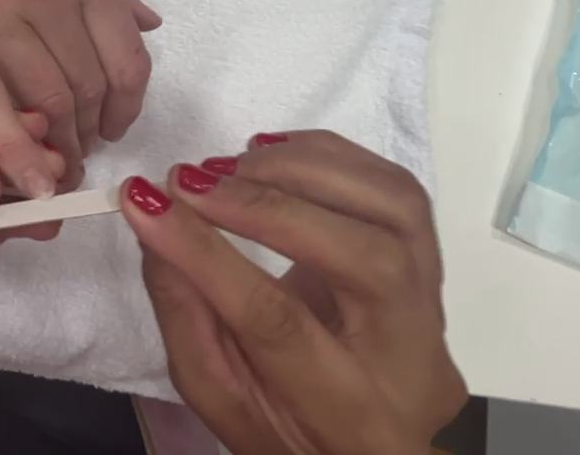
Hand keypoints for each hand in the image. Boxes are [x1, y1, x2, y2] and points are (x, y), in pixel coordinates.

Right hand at [0, 0, 159, 197]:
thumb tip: (148, 22)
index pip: (126, 57)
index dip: (127, 106)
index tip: (112, 127)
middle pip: (86, 86)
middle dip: (89, 132)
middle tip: (76, 152)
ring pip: (41, 99)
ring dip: (55, 144)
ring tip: (51, 166)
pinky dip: (8, 146)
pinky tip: (24, 181)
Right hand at [121, 131, 465, 454]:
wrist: (371, 441)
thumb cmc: (282, 423)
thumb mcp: (213, 391)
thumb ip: (180, 309)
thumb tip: (152, 215)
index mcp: (350, 415)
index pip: (278, 322)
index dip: (205, 252)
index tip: (145, 199)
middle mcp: (413, 360)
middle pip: (367, 260)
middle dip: (265, 205)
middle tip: (187, 181)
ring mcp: (435, 307)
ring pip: (397, 210)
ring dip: (302, 168)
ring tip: (228, 164)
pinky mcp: (430, 263)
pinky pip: (397, 189)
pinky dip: (326, 154)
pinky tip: (266, 153)